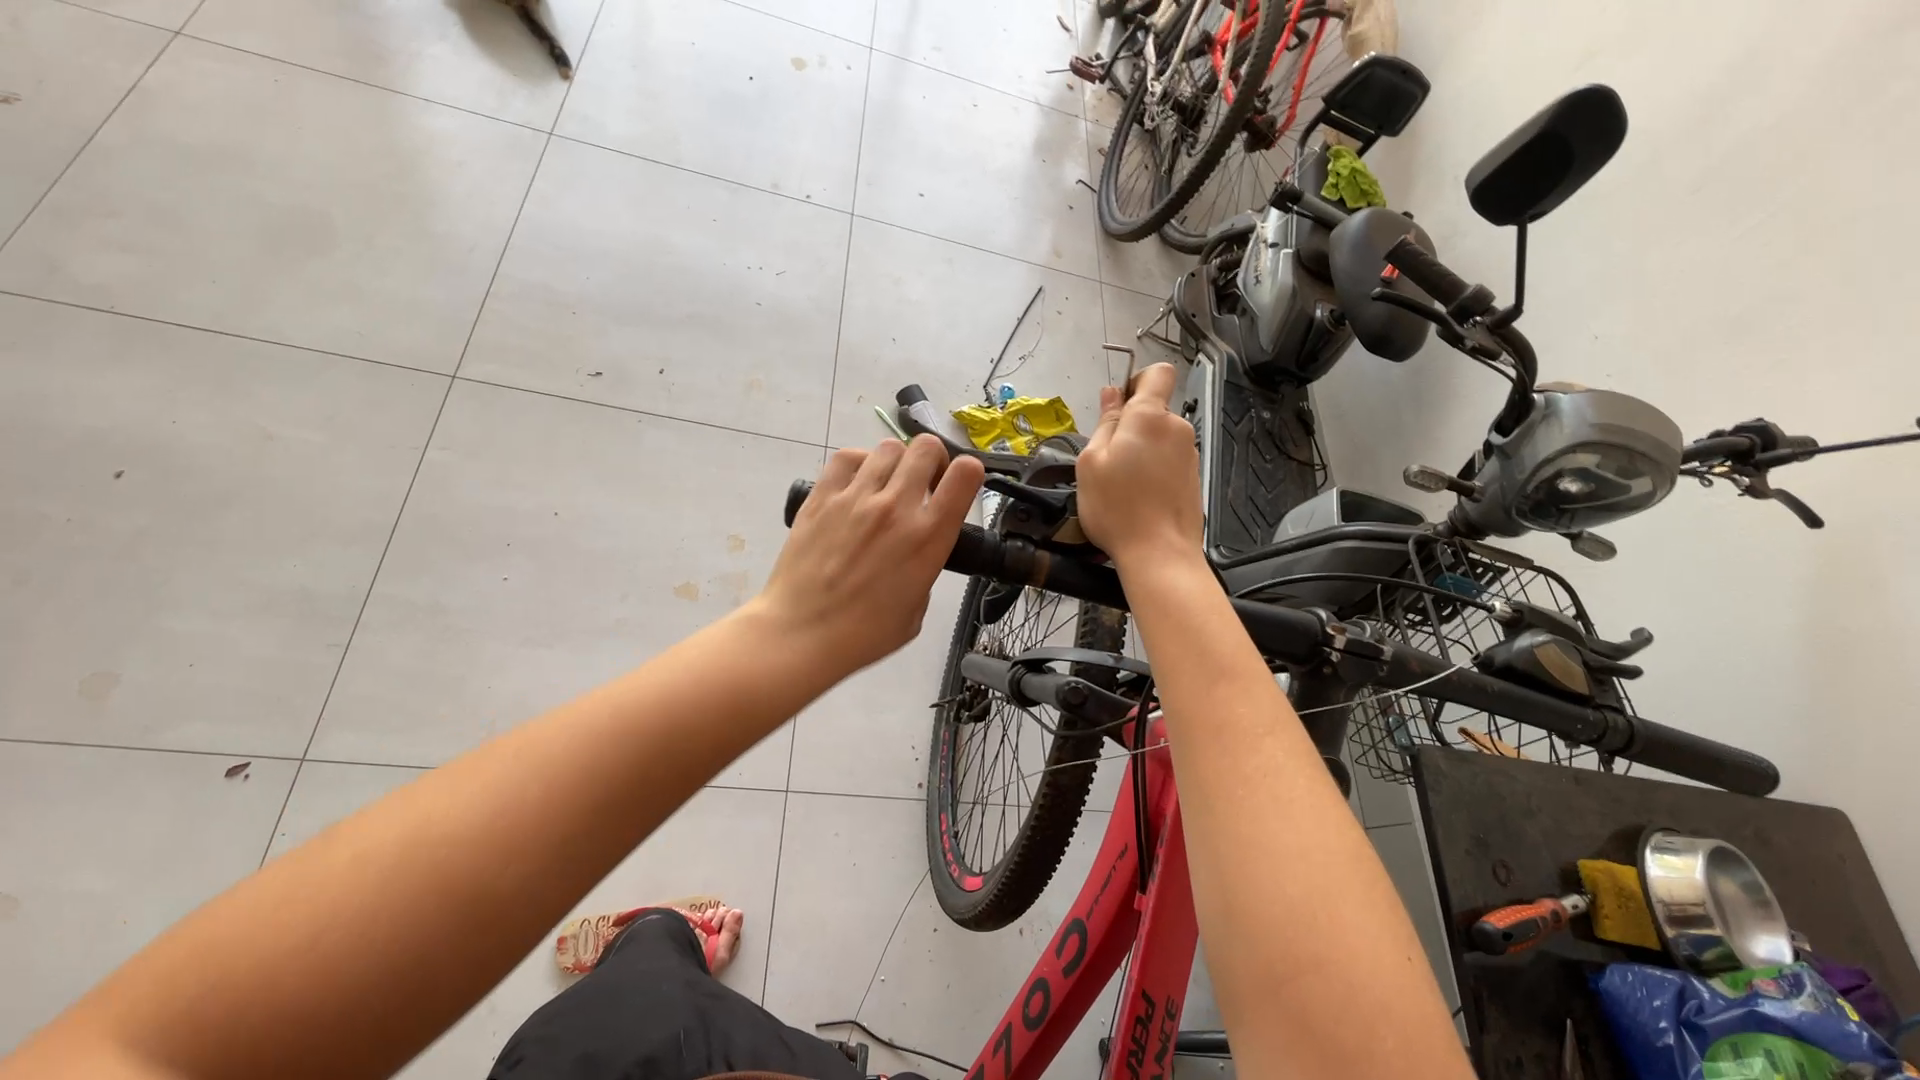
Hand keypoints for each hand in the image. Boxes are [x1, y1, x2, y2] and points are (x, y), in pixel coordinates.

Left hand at [756, 435, 984, 675]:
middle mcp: (897, 507)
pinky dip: (860, 463)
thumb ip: (924, 569)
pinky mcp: (822, 496)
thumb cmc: (864, 634)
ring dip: (897, 462)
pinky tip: (857, 484)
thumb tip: (916, 552)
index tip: (956, 489)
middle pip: (927, 448)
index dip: (968, 473)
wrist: (802, 634)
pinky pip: (847, 457)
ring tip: (887, 486)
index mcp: (929, 536)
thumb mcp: (917, 609)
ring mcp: (856, 497)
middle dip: (933, 461)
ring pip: (889, 448)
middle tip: (924, 485)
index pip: (965, 474)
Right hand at [1077, 363, 1202, 569]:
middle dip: (1130, 425)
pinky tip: (1137, 496)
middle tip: (1107, 457)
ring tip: (1121, 483)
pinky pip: (1167, 460)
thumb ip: (1104, 422)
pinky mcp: (1192, 477)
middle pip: (1154, 410)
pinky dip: (1152, 470)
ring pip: (1159, 437)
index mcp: (1150, 417)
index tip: (1117, 405)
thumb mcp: (1091, 462)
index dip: (1136, 381)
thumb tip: (1110, 396)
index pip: (1157, 373)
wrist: (1159, 553)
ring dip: (1140, 451)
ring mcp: (1188, 454)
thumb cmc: (1118, 510)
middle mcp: (1176, 429)